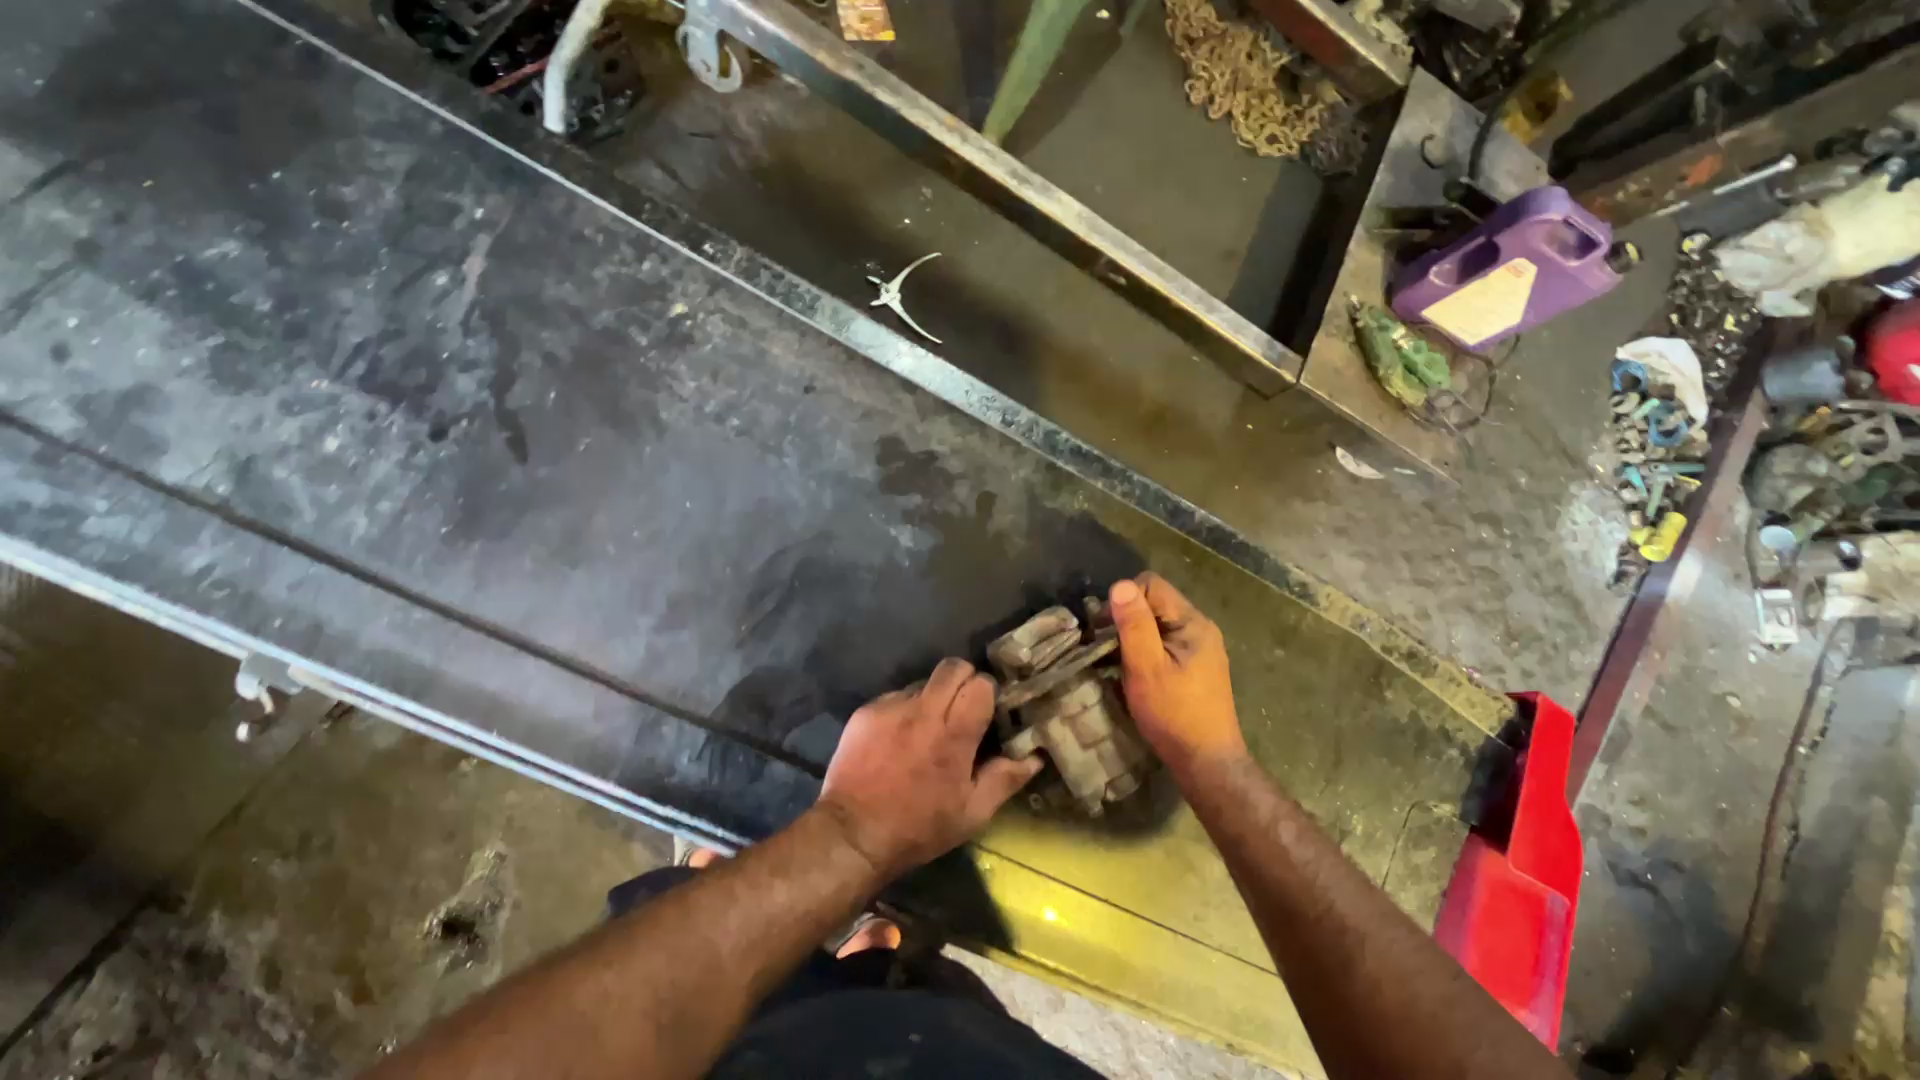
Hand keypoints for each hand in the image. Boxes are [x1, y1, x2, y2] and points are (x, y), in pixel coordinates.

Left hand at [816, 658, 1042, 880]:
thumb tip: (1034, 757)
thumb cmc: (918, 828)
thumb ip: (1005, 779)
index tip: (987, 715)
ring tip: (928, 729)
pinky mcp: (865, 712)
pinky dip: (904, 711)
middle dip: (964, 681)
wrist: (852, 834)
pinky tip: (899, 740)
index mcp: (954, 734)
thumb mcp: (971, 814)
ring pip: (923, 681)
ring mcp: (890, 707)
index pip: (980, 684)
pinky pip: (895, 697)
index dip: (987, 694)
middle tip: (963, 710)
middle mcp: (922, 711)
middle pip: (953, 666)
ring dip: (933, 698)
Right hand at [1109, 573, 1246, 772]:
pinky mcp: (1194, 666)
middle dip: (1125, 618)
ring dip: (1132, 636)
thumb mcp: (1146, 667)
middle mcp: (1199, 628)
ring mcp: (1199, 647)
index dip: (1122, 599)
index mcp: (1192, 622)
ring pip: (1157, 624)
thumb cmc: (1173, 713)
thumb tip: (1120, 585)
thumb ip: (1134, 625)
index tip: (1102, 628)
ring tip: (1113, 660)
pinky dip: (1144, 650)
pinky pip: (1163, 643)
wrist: (1205, 760)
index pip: (1151, 585)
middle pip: (1154, 602)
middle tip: (1103, 647)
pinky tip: (1132, 671)